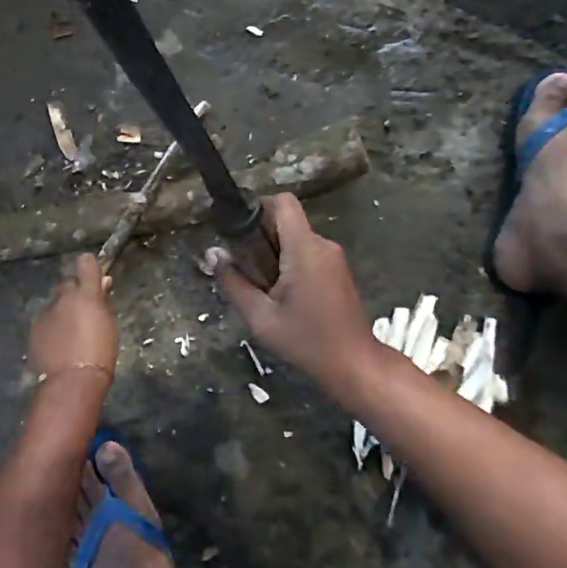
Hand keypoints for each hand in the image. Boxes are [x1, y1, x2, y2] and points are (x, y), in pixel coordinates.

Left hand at [28, 254, 117, 385]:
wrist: (72, 381)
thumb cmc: (100, 353)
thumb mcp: (109, 324)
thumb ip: (103, 301)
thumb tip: (102, 282)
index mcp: (85, 294)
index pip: (85, 263)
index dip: (89, 269)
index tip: (94, 280)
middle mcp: (62, 297)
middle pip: (68, 287)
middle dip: (74, 296)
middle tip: (85, 315)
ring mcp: (45, 312)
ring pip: (55, 305)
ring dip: (62, 313)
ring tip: (71, 336)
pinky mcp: (34, 329)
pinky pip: (45, 322)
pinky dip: (52, 329)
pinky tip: (59, 346)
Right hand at [209, 194, 372, 385]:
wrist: (354, 365)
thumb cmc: (307, 341)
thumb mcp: (260, 317)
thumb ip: (233, 282)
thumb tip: (212, 253)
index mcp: (304, 249)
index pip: (283, 202)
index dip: (258, 208)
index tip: (241, 235)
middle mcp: (322, 244)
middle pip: (284, 222)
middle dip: (260, 239)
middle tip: (247, 272)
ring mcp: (333, 257)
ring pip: (293, 239)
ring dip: (274, 255)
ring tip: (264, 290)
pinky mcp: (337, 270)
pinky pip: (306, 252)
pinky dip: (289, 265)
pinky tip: (283, 297)